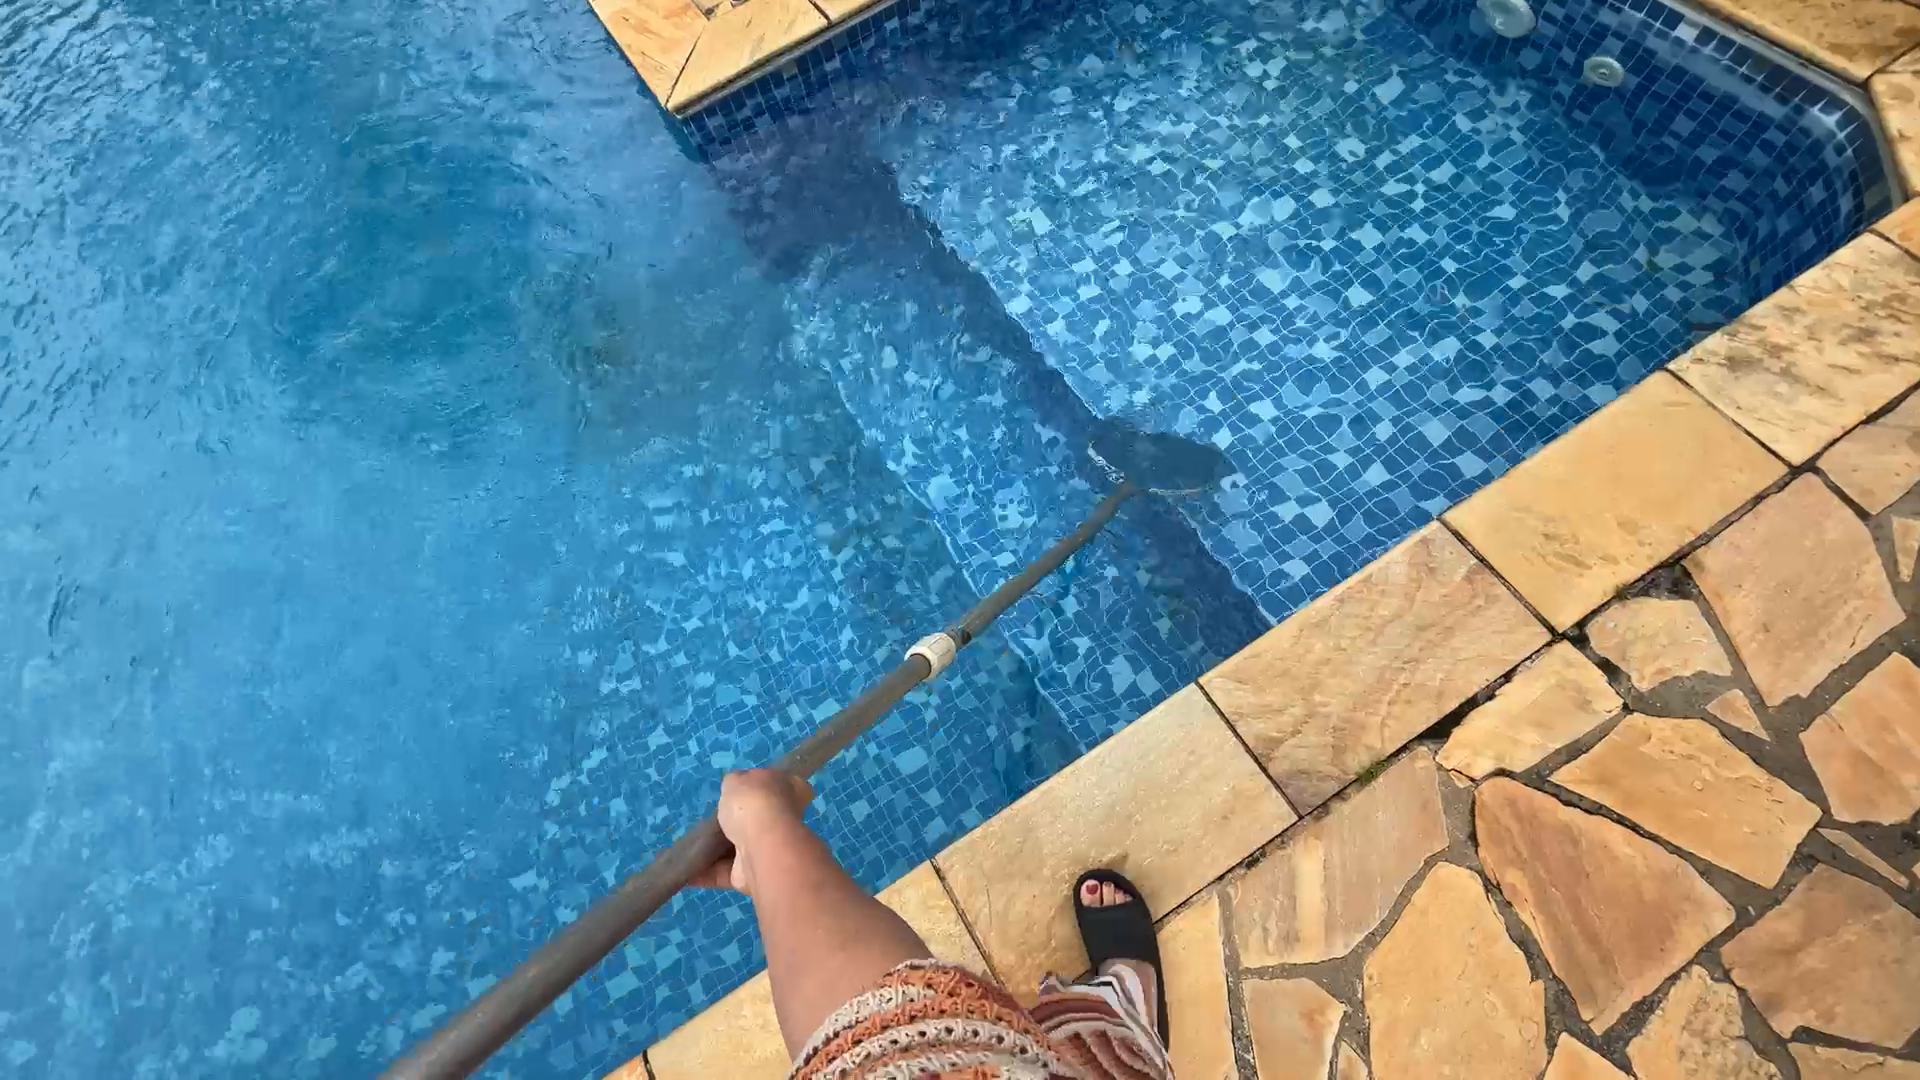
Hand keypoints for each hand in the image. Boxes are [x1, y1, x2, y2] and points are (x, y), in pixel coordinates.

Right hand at [690, 769, 813, 895]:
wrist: (760, 844)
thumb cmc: (754, 802)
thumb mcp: (737, 780)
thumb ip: (735, 783)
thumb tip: (735, 786)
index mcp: (791, 789)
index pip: (779, 785)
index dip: (760, 787)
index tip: (740, 791)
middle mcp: (785, 819)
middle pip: (757, 818)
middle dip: (735, 822)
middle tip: (711, 820)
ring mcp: (770, 848)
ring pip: (740, 848)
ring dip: (718, 851)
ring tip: (692, 847)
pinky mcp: (752, 874)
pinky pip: (726, 872)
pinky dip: (707, 872)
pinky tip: (688, 871)